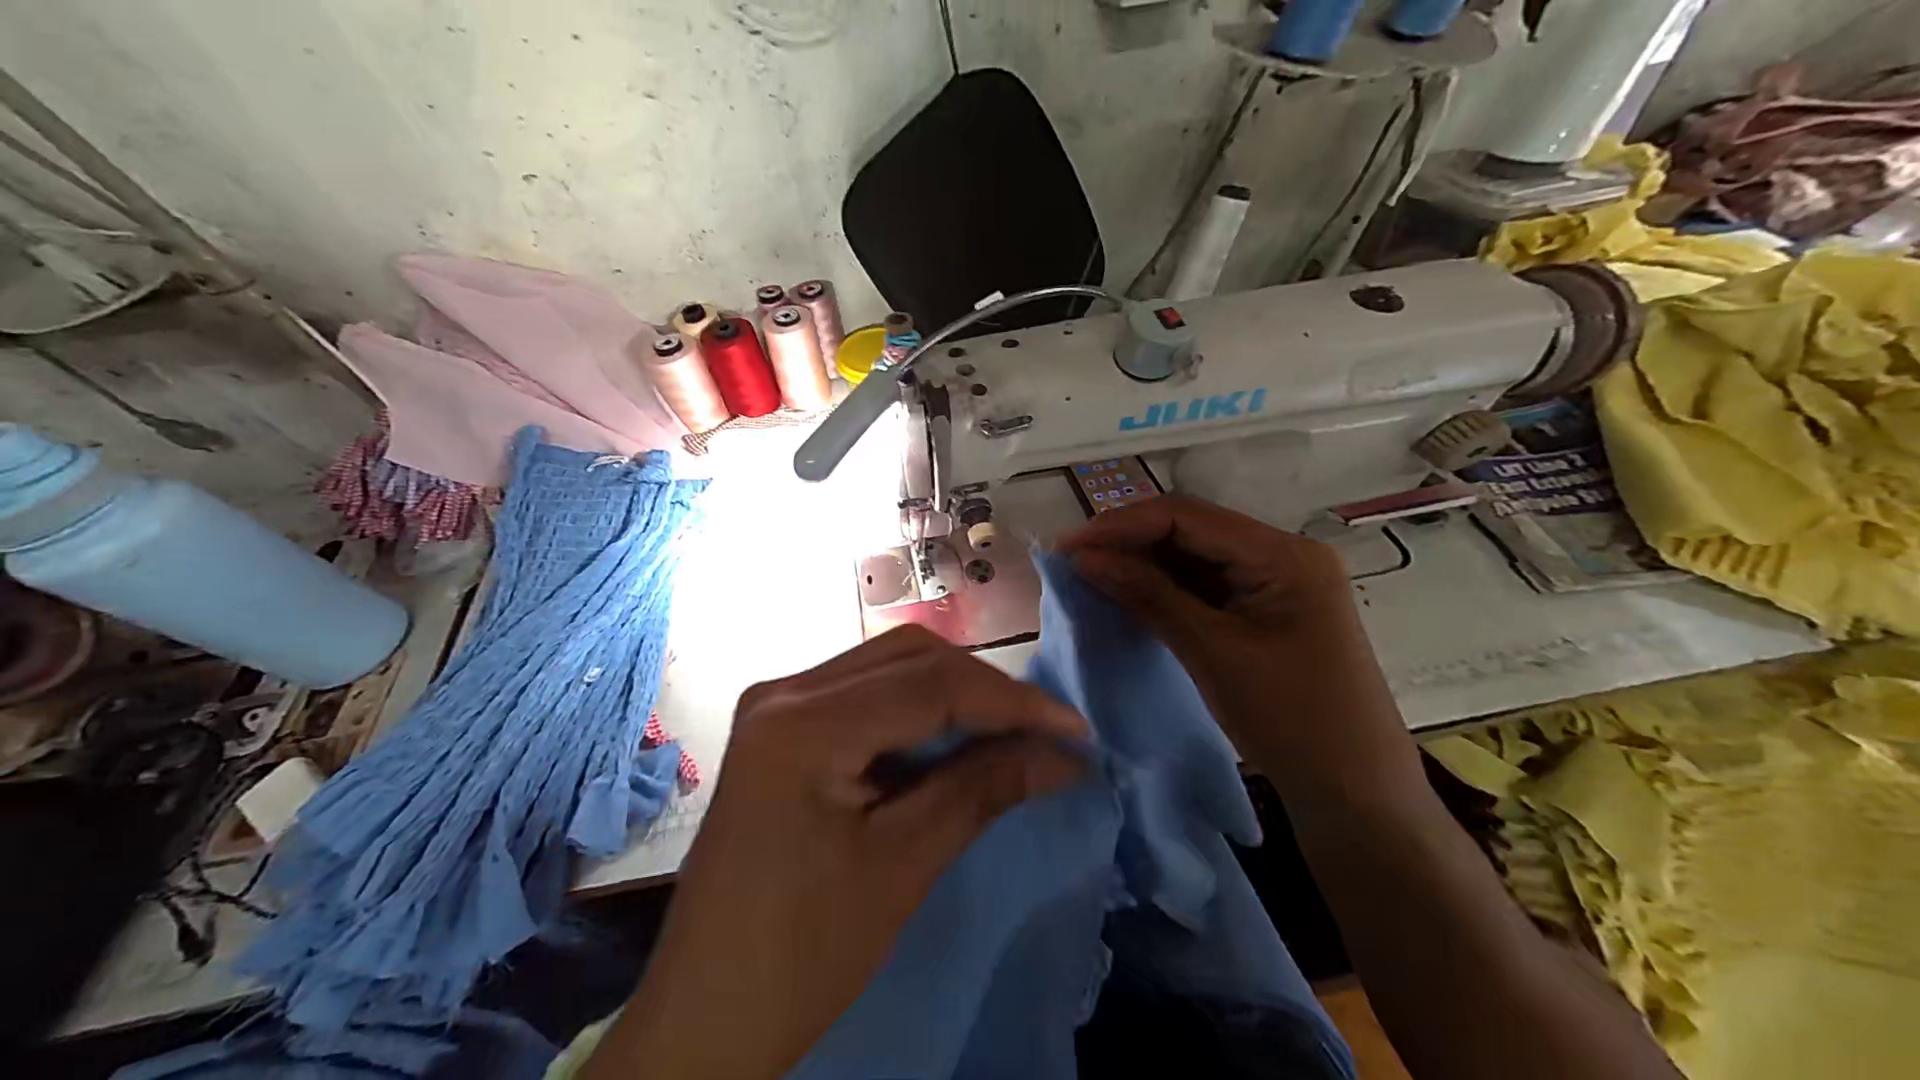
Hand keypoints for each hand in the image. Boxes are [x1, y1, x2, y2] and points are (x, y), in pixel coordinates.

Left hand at [585, 626, 1087, 1079]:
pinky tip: (952, 740)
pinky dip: (917, 710)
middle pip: (909, 659)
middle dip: (986, 691)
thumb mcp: (903, 866)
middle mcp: (783, 690)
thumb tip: (1062, 755)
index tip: (1075, 731)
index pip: (931, 684)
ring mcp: (775, 703)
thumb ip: (983, 789)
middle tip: (1047, 733)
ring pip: (888, 667)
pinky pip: (864, 693)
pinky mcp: (779, 726)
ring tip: (1012, 734)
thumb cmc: (803, 954)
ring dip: (955, 695)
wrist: (706, 1012)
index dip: (1013, 702)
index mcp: (802, 724)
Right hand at [1057, 496, 1418, 797]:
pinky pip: (1209, 583)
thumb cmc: (1291, 720)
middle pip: (1193, 529)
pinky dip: (1167, 587)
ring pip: (1197, 555)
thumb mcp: (1212, 652)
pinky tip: (1131, 593)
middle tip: (1073, 560)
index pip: (1188, 516)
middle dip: (1130, 540)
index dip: (1123, 525)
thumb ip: (1149, 595)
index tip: (1069, 546)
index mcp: (1284, 554)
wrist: (1355, 791)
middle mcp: (1284, 553)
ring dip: (1145, 562)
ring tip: (1091, 573)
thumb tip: (1086, 557)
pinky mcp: (1268, 607)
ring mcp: (1279, 580)